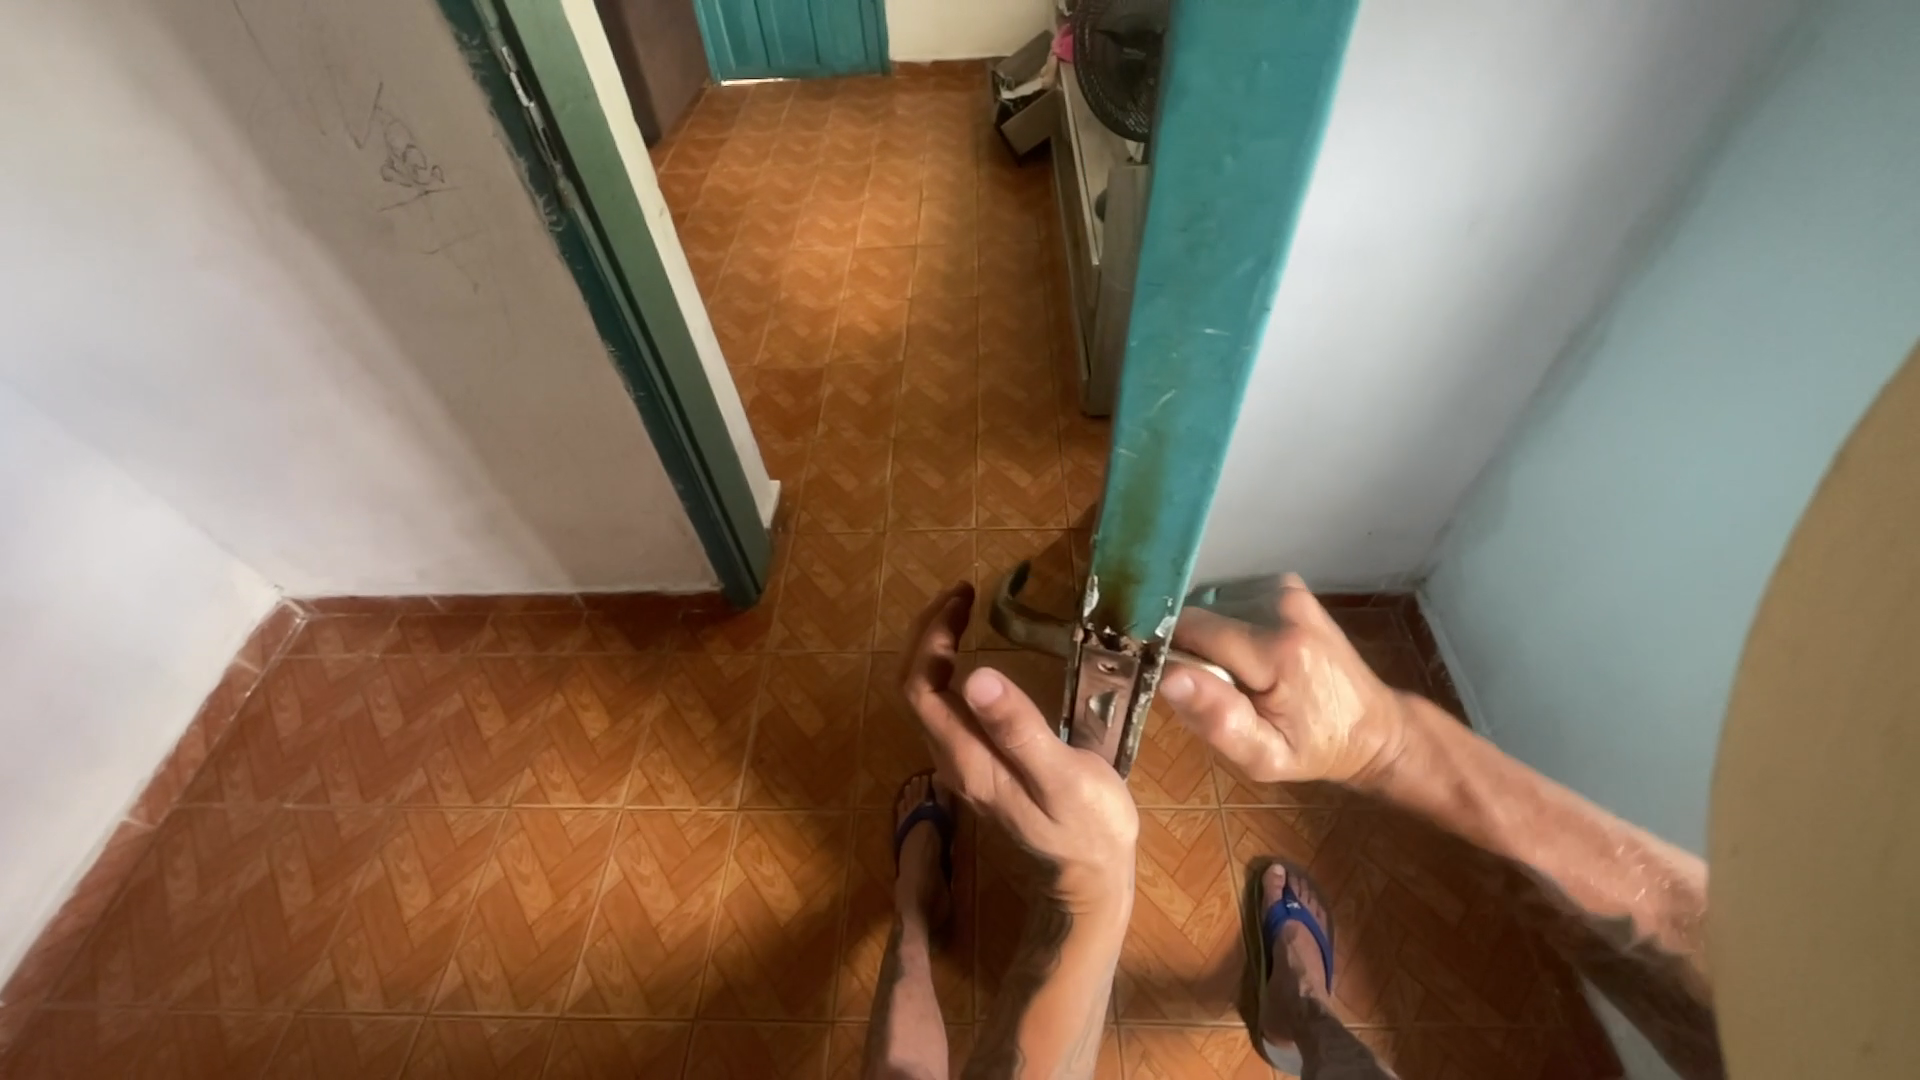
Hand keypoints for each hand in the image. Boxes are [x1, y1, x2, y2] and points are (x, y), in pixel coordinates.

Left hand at [900, 583, 1138, 911]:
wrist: (1089, 880)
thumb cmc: (1088, 827)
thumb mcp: (1063, 778)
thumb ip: (1020, 731)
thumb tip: (975, 676)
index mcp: (967, 759)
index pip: (920, 687)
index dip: (930, 636)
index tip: (961, 598)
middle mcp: (952, 759)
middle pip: (915, 687)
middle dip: (928, 632)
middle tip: (961, 593)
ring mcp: (962, 763)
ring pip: (926, 695)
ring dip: (935, 647)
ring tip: (963, 609)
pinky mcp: (977, 763)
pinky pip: (945, 705)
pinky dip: (949, 667)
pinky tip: (971, 652)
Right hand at [1161, 574, 1408, 789]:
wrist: (1372, 726)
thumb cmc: (1314, 749)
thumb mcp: (1263, 756)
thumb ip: (1215, 718)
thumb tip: (1167, 676)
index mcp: (1279, 650)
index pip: (1191, 629)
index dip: (1174, 655)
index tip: (1183, 687)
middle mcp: (1282, 605)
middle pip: (1197, 615)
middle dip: (1192, 649)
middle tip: (1217, 687)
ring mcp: (1286, 589)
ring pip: (1208, 603)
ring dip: (1207, 636)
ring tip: (1235, 671)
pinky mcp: (1285, 584)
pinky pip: (1227, 596)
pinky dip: (1225, 621)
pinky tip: (1246, 649)